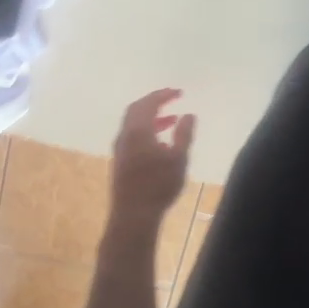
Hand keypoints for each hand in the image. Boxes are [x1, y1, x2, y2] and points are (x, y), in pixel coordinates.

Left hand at [108, 89, 195, 231]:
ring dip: (150, 118)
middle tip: (171, 99)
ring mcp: (120, 150)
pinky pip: (132, 136)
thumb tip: (189, 115)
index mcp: (138, 131)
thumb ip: (184, 134)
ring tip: (171, 121)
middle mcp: (125, 136)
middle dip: (154, 102)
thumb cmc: (158, 186)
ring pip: (133, 124)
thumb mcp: (178, 159)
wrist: (133, 216)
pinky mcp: (120, 162)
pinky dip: (146, 130)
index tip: (179, 92)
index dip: (163, 95)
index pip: (148, 104)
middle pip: (136, 110)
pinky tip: (160, 143)